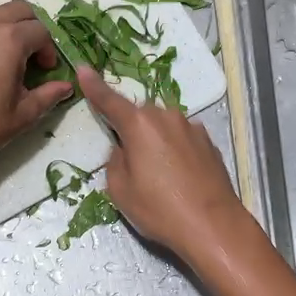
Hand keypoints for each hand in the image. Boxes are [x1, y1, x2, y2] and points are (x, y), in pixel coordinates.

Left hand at [0, 1, 73, 172]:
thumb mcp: (24, 114)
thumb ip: (49, 95)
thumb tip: (66, 87)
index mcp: (9, 39)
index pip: (40, 30)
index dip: (49, 50)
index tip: (47, 70)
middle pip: (17, 10)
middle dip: (30, 28)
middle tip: (31, 56)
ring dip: (4, 29)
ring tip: (4, 59)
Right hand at [76, 65, 253, 262]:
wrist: (212, 225)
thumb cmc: (159, 210)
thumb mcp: (120, 191)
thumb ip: (115, 161)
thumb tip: (123, 149)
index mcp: (140, 125)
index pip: (110, 101)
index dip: (94, 87)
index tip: (84, 70)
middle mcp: (166, 117)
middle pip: (140, 116)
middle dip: (131, 131)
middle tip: (130, 164)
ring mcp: (192, 128)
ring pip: (163, 127)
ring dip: (155, 143)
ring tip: (158, 177)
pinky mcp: (209, 143)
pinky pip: (181, 140)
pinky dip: (174, 151)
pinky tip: (178, 177)